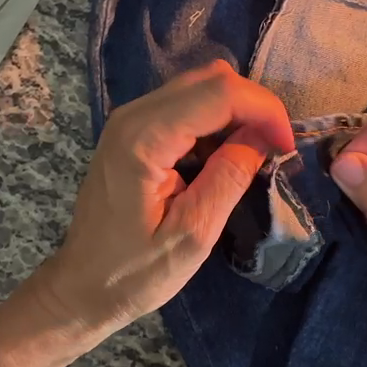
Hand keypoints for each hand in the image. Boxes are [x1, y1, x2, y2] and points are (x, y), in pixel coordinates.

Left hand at [32, 60, 294, 336]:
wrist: (80, 287)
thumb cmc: (133, 272)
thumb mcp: (193, 234)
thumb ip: (229, 177)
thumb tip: (263, 137)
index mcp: (144, 138)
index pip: (219, 92)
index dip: (263, 110)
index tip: (286, 146)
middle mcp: (133, 115)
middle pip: (210, 80)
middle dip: (253, 107)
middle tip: (273, 149)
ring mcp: (130, 119)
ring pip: (200, 86)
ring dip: (236, 113)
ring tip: (252, 154)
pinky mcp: (133, 129)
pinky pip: (185, 104)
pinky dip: (215, 120)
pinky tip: (221, 157)